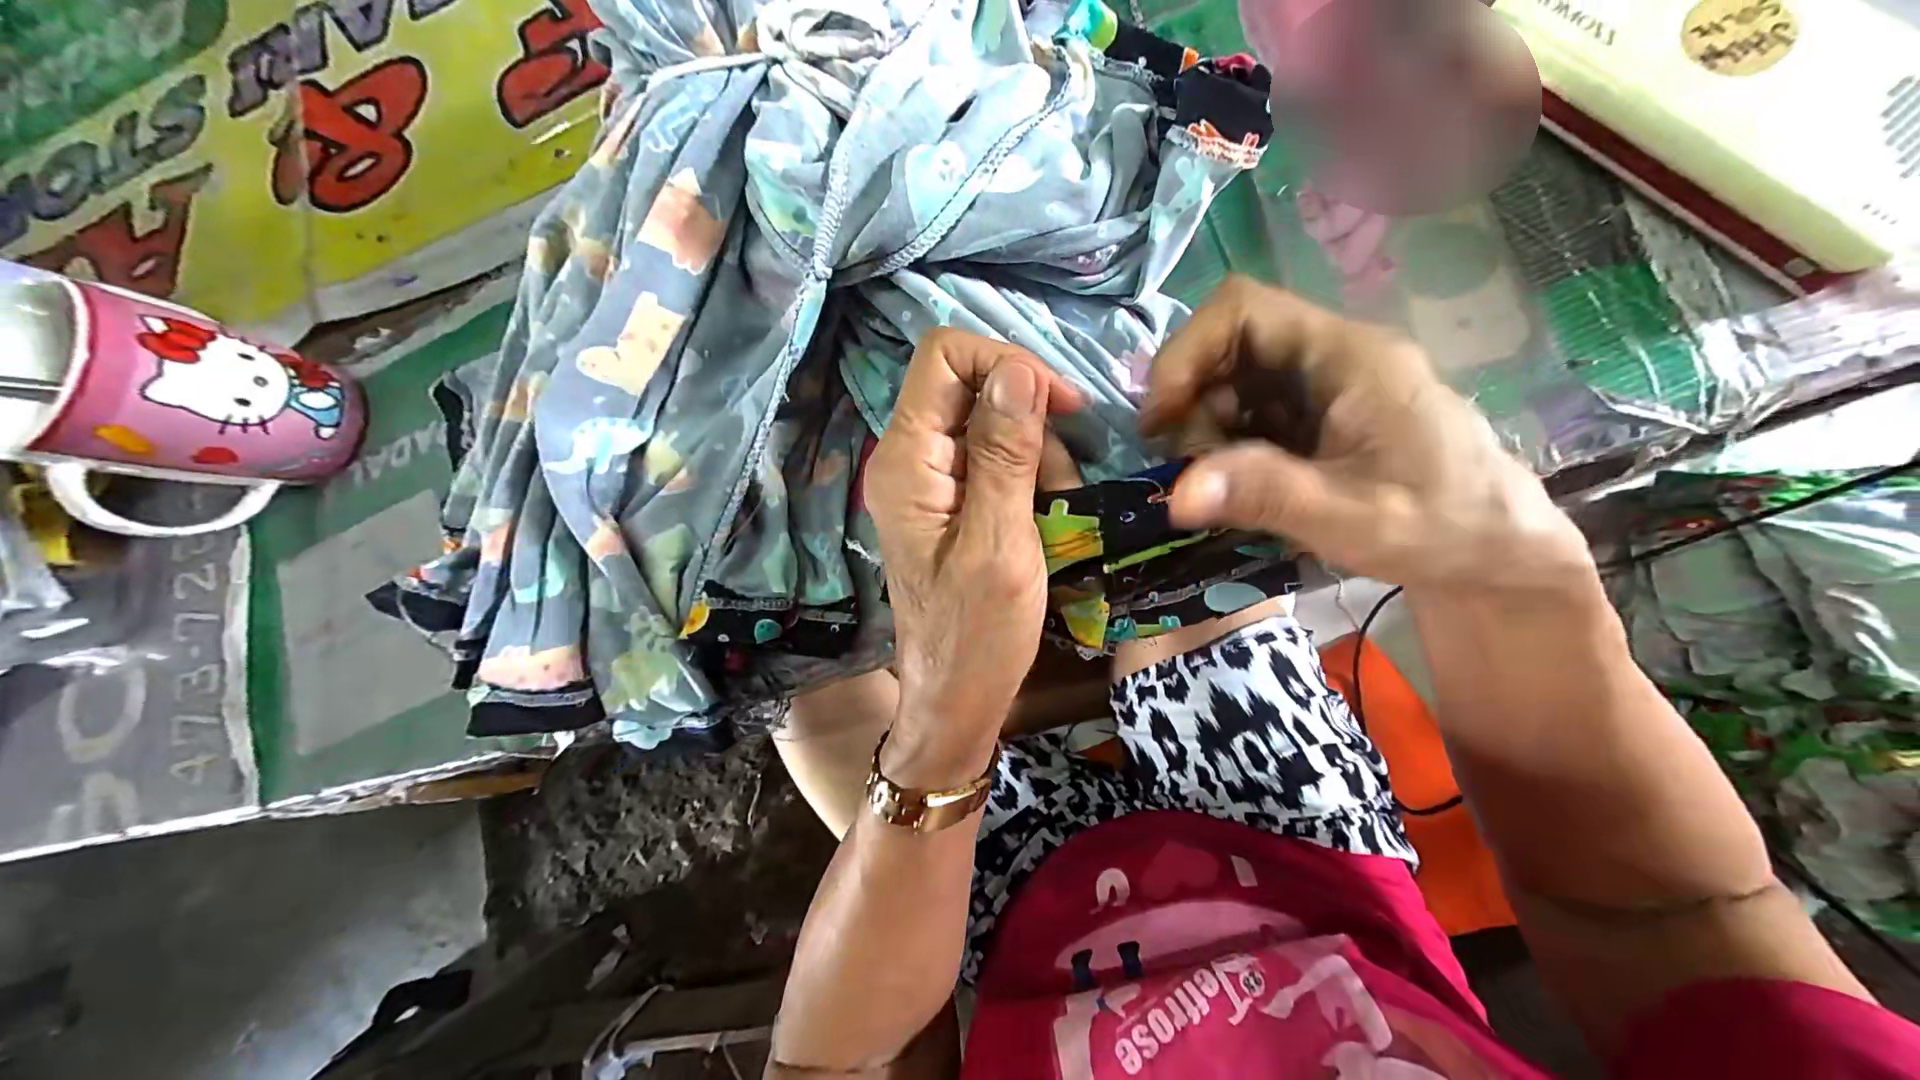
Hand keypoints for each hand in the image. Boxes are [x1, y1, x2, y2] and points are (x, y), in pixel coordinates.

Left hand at [864, 329, 1084, 782]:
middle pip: (969, 385)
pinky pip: (992, 459)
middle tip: (1064, 475)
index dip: (1004, 361)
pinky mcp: (948, 502)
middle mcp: (907, 459)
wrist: (956, 697)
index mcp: (907, 460)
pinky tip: (1047, 517)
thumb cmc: (977, 634)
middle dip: (1029, 416)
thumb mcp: (1000, 543)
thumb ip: (1005, 454)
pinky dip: (1029, 476)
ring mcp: (927, 481)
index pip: (943, 356)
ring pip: (989, 421)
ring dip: (1036, 453)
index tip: (1058, 404)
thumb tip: (1017, 369)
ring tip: (1059, 508)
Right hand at [1142, 277, 1590, 595]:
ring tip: (1222, 489)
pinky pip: (1243, 415)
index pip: (1240, 308)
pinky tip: (1239, 489)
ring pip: (1227, 384)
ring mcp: (1317, 388)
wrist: (1495, 556)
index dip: (1185, 353)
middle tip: (1194, 470)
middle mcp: (1327, 358)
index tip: (1161, 420)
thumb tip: (1176, 494)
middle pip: (1224, 347)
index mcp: (1346, 356)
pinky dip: (1223, 449)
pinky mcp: (1310, 419)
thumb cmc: (1443, 528)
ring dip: (1203, 433)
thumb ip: (1268, 496)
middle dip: (1191, 406)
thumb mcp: (1354, 518)